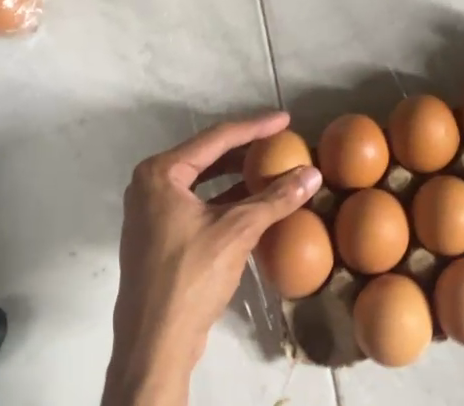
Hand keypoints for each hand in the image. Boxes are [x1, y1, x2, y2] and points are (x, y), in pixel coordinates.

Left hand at [105, 113, 321, 405]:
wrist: (154, 343)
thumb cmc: (190, 276)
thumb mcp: (237, 231)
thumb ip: (275, 199)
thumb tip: (313, 174)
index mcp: (160, 173)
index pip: (216, 138)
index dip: (254, 128)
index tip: (285, 120)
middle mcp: (150, 186)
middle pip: (207, 157)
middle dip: (246, 151)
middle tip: (281, 143)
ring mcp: (152, 213)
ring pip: (204, 183)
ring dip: (238, 177)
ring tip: (273, 169)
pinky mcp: (161, 238)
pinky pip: (199, 205)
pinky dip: (227, 201)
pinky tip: (256, 204)